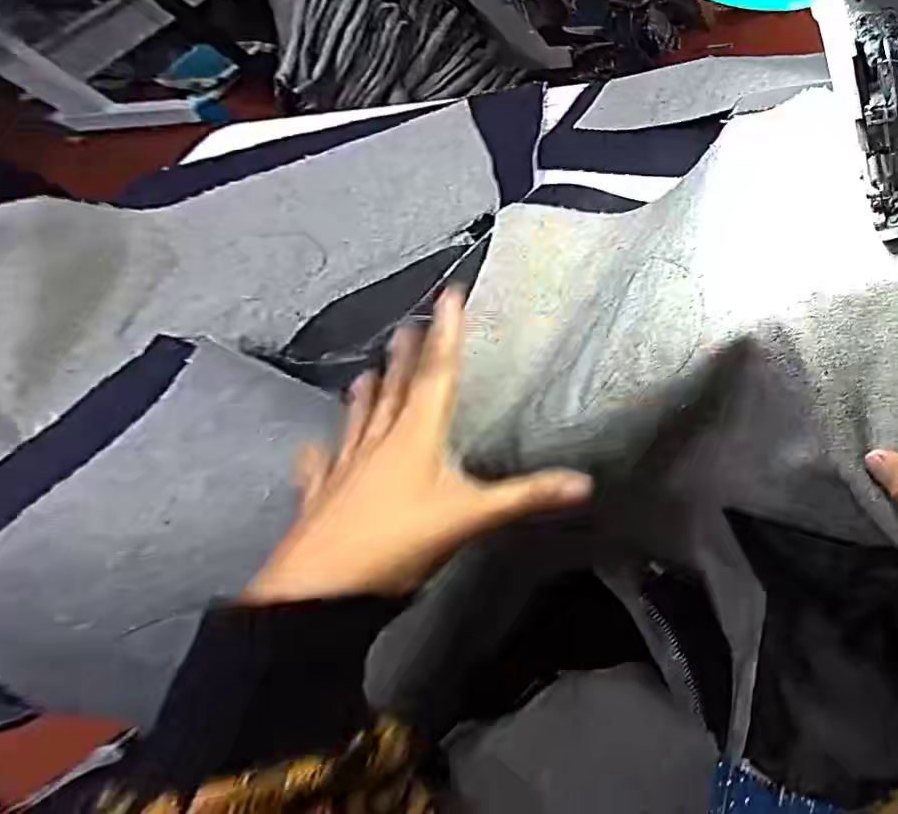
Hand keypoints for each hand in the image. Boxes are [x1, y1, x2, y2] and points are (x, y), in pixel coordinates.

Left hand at [244, 288, 593, 603]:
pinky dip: (319, 455)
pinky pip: (322, 469)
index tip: (448, 298)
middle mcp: (380, 443)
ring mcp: (346, 471)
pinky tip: (310, 448)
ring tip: (366, 371)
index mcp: (416, 435)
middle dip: (407, 356)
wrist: (314, 598)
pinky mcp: (324, 500)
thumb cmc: (398, 542)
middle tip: (407, 325)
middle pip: (398, 390)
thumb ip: (529, 495)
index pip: (437, 374)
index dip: (447, 334)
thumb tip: (587, 483)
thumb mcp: (473, 516)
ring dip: (367, 394)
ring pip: (360, 421)